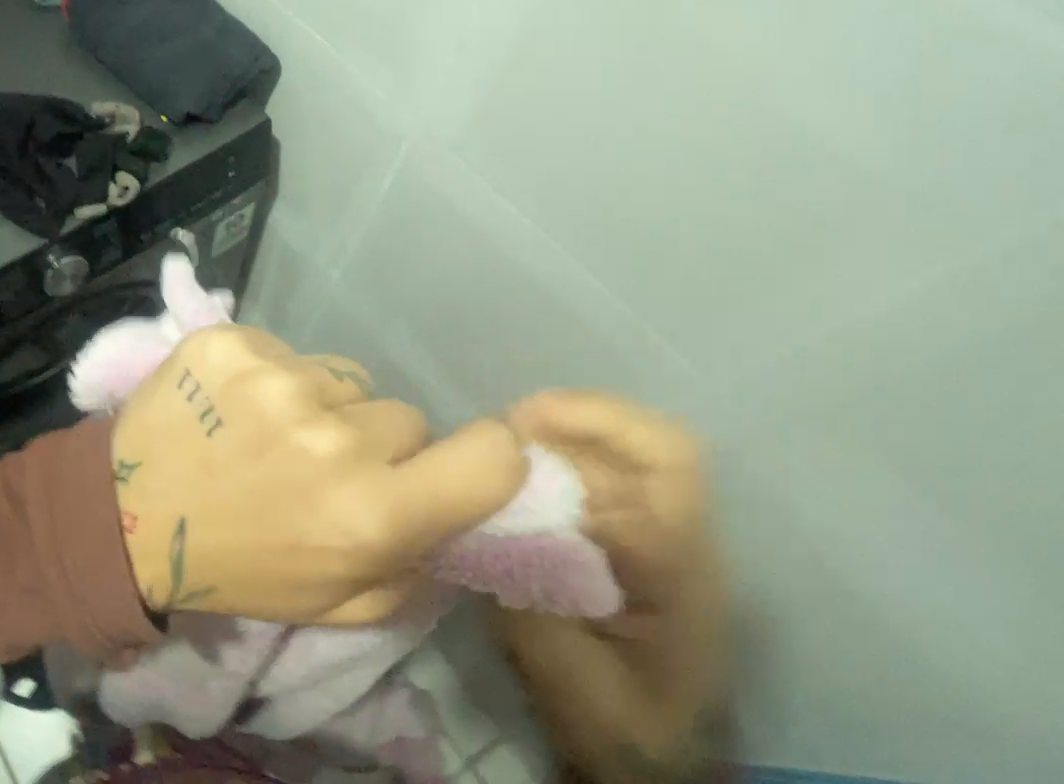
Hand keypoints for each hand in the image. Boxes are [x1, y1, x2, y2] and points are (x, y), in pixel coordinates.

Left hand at [108, 324, 527, 624]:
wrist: (126, 517)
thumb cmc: (236, 567)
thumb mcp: (338, 602)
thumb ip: (415, 566)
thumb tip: (461, 517)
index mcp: (371, 513)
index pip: (490, 455)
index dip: (484, 457)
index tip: (451, 464)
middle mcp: (334, 437)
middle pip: (405, 414)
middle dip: (376, 443)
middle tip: (320, 469)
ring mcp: (277, 378)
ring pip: (344, 378)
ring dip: (321, 405)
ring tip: (268, 435)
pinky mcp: (230, 341)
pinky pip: (286, 349)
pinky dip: (270, 374)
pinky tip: (233, 406)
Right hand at [491, 392, 730, 783]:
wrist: (655, 766)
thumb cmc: (627, 732)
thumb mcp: (577, 685)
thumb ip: (536, 606)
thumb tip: (485, 526)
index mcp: (680, 562)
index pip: (665, 457)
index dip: (598, 418)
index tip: (523, 419)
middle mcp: (673, 537)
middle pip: (630, 444)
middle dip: (558, 425)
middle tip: (490, 438)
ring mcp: (648, 542)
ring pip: (603, 463)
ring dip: (544, 449)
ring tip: (486, 464)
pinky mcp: (619, 552)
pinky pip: (582, 492)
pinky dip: (539, 480)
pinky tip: (499, 499)